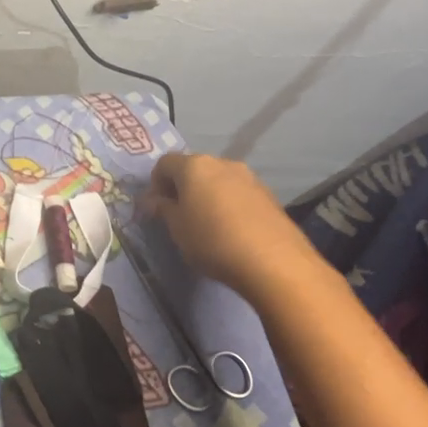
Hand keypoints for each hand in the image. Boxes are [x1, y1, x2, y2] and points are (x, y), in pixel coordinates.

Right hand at [146, 153, 330, 301]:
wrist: (274, 263)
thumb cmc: (212, 241)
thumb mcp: (176, 228)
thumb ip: (162, 208)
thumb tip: (153, 200)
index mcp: (194, 166)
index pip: (164, 163)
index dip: (155, 184)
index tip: (157, 208)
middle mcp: (223, 163)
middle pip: (193, 169)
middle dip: (182, 188)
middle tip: (179, 216)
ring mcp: (250, 178)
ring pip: (218, 181)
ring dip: (207, 196)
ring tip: (207, 225)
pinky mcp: (269, 196)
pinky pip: (238, 194)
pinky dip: (229, 205)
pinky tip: (231, 230)